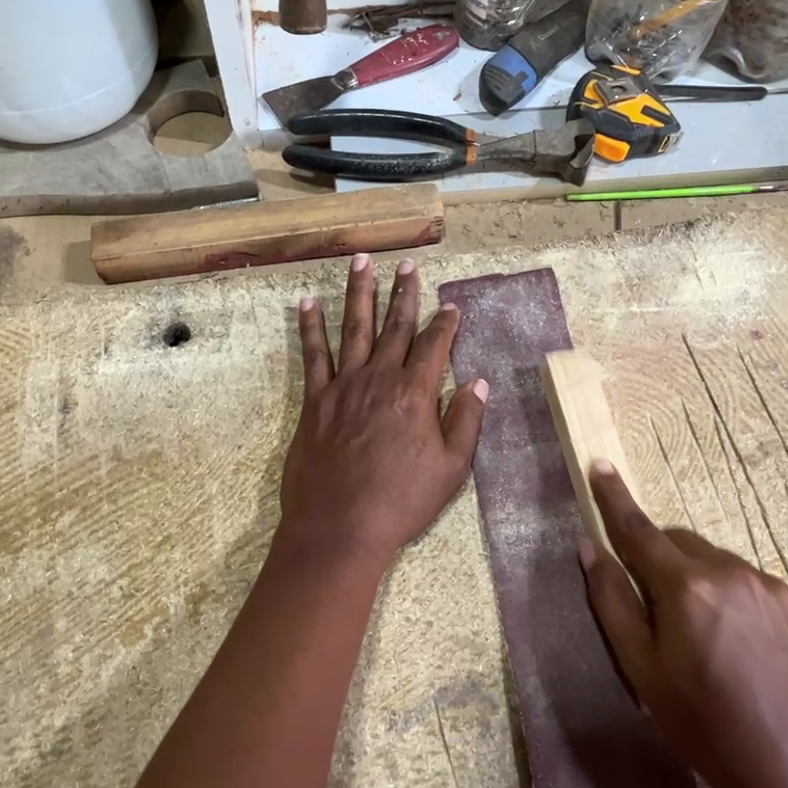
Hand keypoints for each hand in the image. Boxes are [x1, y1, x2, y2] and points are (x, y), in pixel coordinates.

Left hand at [278, 255, 488, 569]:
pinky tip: (308, 302)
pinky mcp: (315, 400)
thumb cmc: (401, 502)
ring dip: (359, 292)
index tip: (452, 305)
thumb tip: (480, 382)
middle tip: (408, 265)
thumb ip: (466, 421)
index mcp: (416, 393)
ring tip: (361, 261)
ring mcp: (344, 386)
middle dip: (404, 293)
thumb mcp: (451, 469)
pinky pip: (313, 354)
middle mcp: (380, 378)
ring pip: (353, 328)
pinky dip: (310, 326)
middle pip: (395, 326)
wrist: (339, 526)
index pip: (435, 345)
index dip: (445, 323)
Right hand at [579, 460, 787, 787]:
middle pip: (679, 543)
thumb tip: (590, 547)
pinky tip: (742, 646)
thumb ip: (612, 601)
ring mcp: (772, 586)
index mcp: (686, 586)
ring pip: (717, 563)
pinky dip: (734, 599)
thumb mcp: (641, 669)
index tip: (600, 464)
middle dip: (660, 559)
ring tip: (705, 640)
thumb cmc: (704, 723)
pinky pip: (752, 584)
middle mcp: (731, 572)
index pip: (639, 529)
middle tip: (655, 609)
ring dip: (699, 581)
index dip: (615, 497)